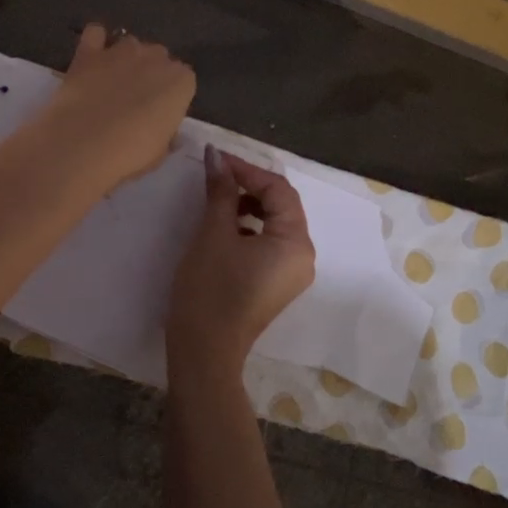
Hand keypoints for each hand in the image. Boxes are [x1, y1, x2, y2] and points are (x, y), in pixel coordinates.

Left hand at [31, 23, 195, 193]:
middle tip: (136, 100)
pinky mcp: (88, 53)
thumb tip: (170, 134)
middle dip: (150, 72)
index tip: (161, 112)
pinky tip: (92, 60)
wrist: (82, 145)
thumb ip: (167, 136)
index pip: (184, 79)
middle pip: (158, 57)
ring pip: (130, 44)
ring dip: (125, 58)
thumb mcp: (159, 153)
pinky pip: (95, 34)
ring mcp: (120, 51)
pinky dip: (95, 42)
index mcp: (181, 81)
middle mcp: (155, 58)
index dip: (172, 95)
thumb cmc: (130, 154)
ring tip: (113, 82)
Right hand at [167, 147, 315, 375]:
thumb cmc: (210, 288)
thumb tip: (216, 156)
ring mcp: (292, 273)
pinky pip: (270, 244)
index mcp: (296, 242)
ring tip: (217, 200)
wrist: (204, 350)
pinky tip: (224, 228)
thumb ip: (220, 191)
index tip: (216, 160)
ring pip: (276, 224)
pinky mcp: (276, 284)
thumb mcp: (213, 233)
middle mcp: (303, 256)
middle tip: (216, 175)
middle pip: (282, 206)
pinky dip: (250, 228)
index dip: (247, 170)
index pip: (278, 190)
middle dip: (250, 185)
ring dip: (249, 205)